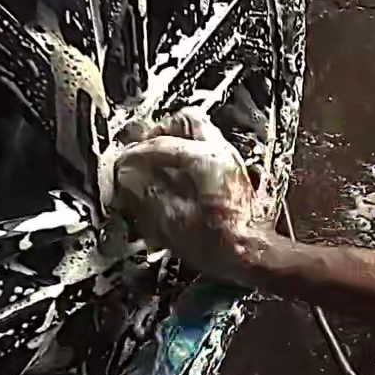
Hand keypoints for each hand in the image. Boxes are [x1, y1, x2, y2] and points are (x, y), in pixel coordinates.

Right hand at [107, 107, 272, 281]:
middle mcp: (221, 153)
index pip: (160, 143)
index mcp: (205, 159)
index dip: (134, 155)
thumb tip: (129, 176)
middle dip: (159, 133)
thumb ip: (146, 192)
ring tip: (155, 164)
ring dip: (174, 143)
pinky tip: (174, 177)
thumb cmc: (220, 243)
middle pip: (186, 121)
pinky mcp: (233, 173)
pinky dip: (187, 156)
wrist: (252, 253)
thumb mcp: (171, 221)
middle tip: (141, 151)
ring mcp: (230, 161)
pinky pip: (206, 151)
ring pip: (199, 133)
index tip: (121, 167)